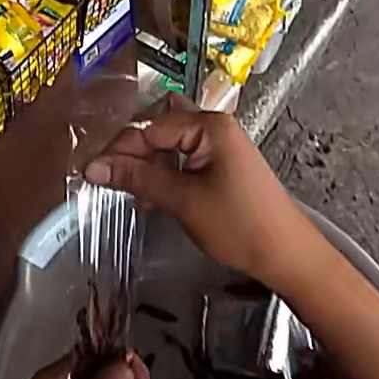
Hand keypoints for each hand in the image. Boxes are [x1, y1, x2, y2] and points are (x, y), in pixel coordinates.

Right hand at [86, 95, 325, 291]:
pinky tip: (151, 196)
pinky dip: (166, 173)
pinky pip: (185, 159)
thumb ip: (138, 179)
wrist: (285, 252)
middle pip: (161, 129)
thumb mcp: (183, 200)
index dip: (120, 150)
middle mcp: (216, 127)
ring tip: (128, 190)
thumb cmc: (238, 224)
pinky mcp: (223, 165)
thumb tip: (94, 167)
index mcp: (210, 126)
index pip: (151, 127)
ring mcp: (221, 145)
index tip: (92, 172)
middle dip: (134, 152)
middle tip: (108, 179)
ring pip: (172, 145)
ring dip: (149, 164)